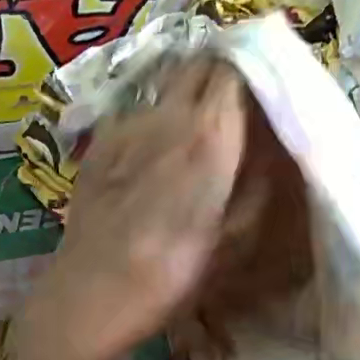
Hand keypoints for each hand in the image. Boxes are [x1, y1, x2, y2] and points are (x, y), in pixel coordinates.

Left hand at [11, 57, 246, 359]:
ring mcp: (125, 124)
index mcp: (209, 134)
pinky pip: (136, 113)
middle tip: (239, 103)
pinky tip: (153, 154)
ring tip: (197, 129)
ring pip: (167, 85)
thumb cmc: (170, 278)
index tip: (270, 84)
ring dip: (188, 94)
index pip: (239, 64)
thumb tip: (270, 145)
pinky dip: (154, 119)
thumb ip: (257, 184)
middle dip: (225, 71)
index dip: (257, 65)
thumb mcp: (233, 240)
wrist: (88, 296)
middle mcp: (166, 113)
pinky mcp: (97, 142)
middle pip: (201, 62)